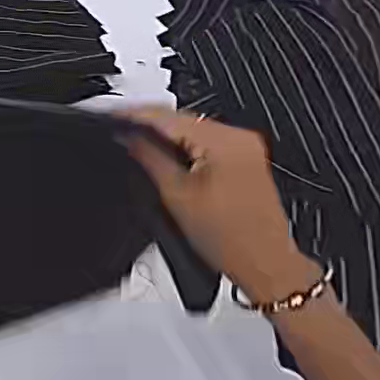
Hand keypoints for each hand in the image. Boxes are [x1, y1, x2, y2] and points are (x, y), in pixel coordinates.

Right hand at [122, 108, 321, 303]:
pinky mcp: (245, 156)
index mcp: (224, 140)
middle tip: (120, 129)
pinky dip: (183, 145)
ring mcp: (244, 145)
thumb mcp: (175, 195)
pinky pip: (205, 140)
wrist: (266, 265)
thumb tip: (127, 134)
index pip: (167, 116)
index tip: (113, 116)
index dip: (134, 115)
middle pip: (181, 119)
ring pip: (191, 128)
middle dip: (148, 124)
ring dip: (165, 135)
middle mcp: (239, 137)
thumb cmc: (230, 239)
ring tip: (137, 143)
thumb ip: (147, 156)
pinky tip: (166, 155)